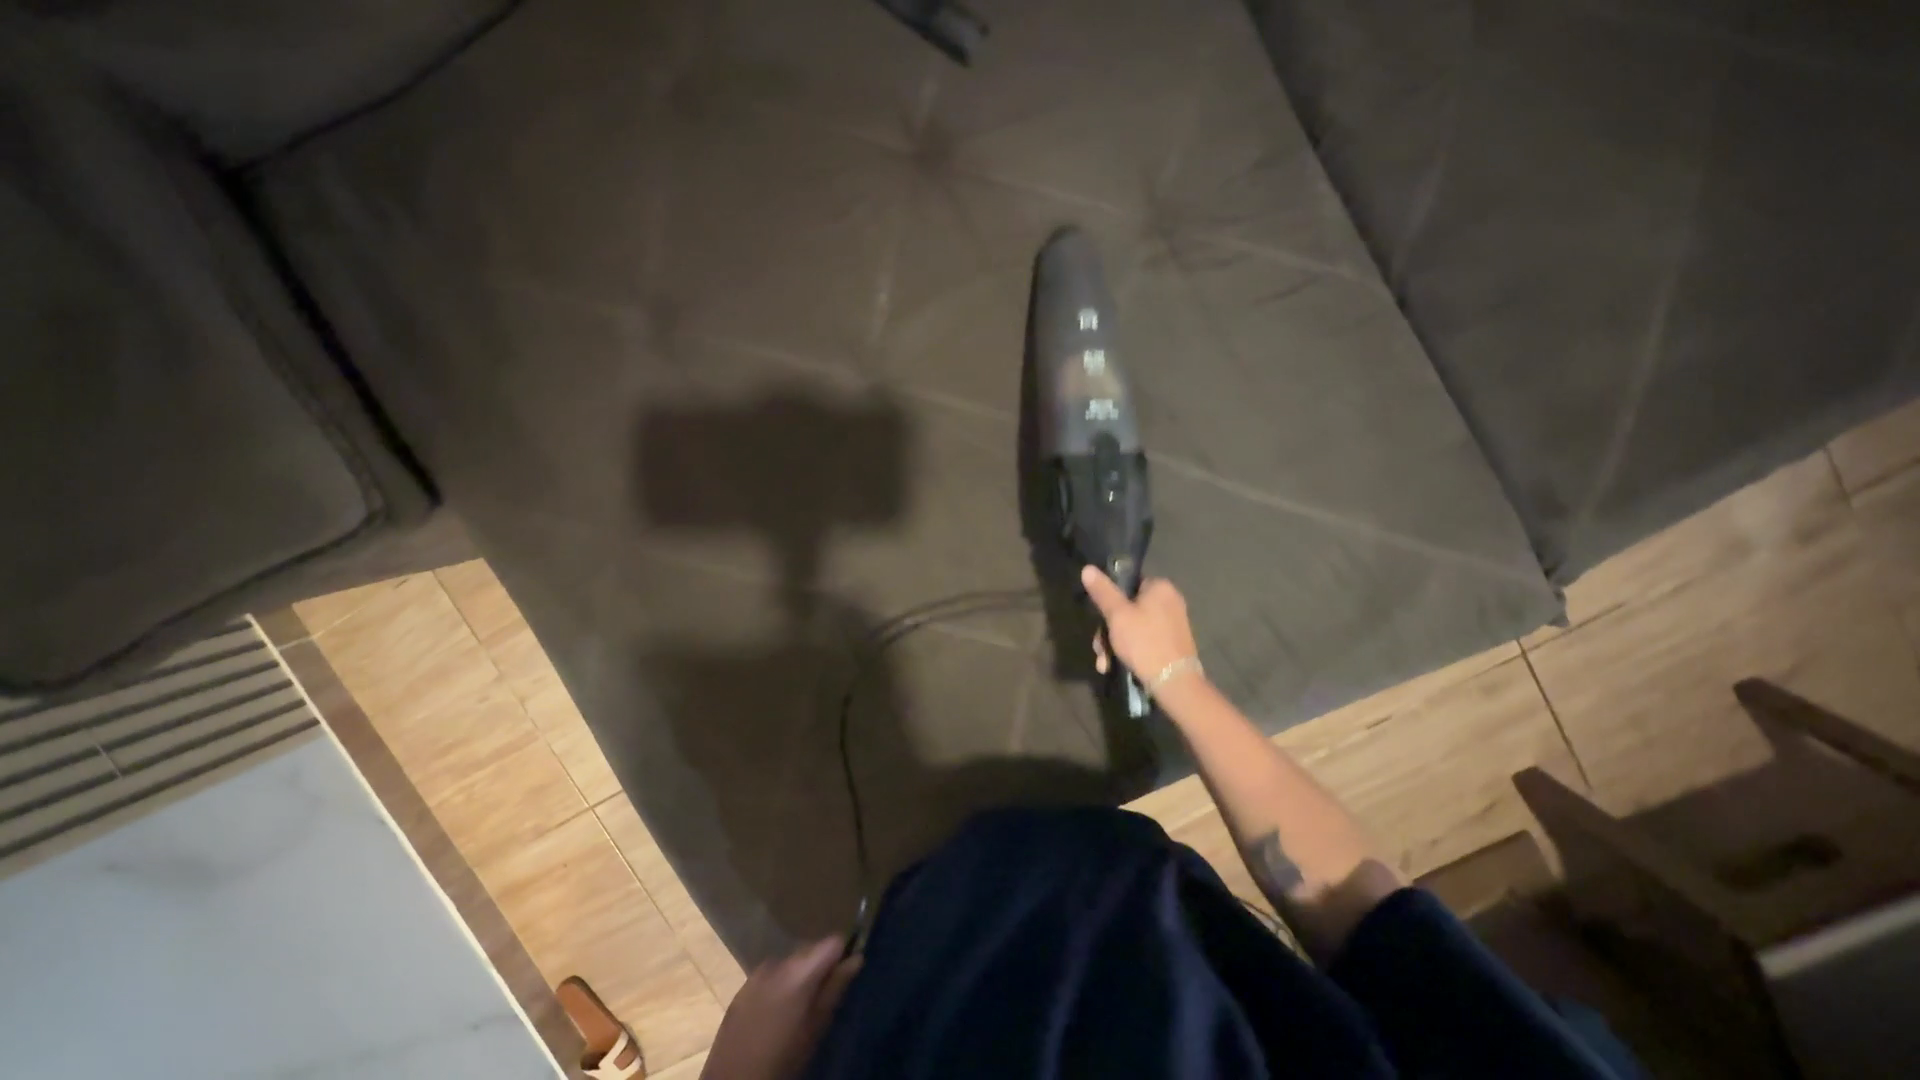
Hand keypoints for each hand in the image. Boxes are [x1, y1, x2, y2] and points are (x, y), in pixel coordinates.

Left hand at [701, 937, 861, 1079]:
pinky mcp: (742, 988)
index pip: (832, 941)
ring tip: (800, 1008)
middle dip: (820, 967)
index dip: (842, 955)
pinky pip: (770, 976)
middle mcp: (777, 962)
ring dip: (799, 977)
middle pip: (810, 950)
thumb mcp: (817, 1027)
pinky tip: (777, 1013)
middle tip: (824, 997)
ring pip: (789, 963)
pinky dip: (779, 986)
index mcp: (799, 970)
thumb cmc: (783, 1058)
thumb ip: (836, 988)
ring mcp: (756, 974)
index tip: (845, 975)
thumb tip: (856, 958)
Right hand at [1080, 566, 1201, 691]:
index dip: (1109, 600)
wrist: (1174, 682)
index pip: (1129, 583)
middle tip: (1099, 648)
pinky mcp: (1173, 643)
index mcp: (1160, 587)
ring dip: (1115, 644)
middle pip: (1128, 609)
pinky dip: (1130, 651)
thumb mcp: (1117, 615)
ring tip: (1105, 663)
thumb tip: (1088, 568)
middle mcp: (1170, 601)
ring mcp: (1173, 623)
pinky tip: (1116, 665)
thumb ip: (1103, 592)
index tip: (1098, 619)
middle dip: (1108, 630)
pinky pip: (1145, 640)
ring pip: (1133, 627)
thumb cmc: (1144, 642)